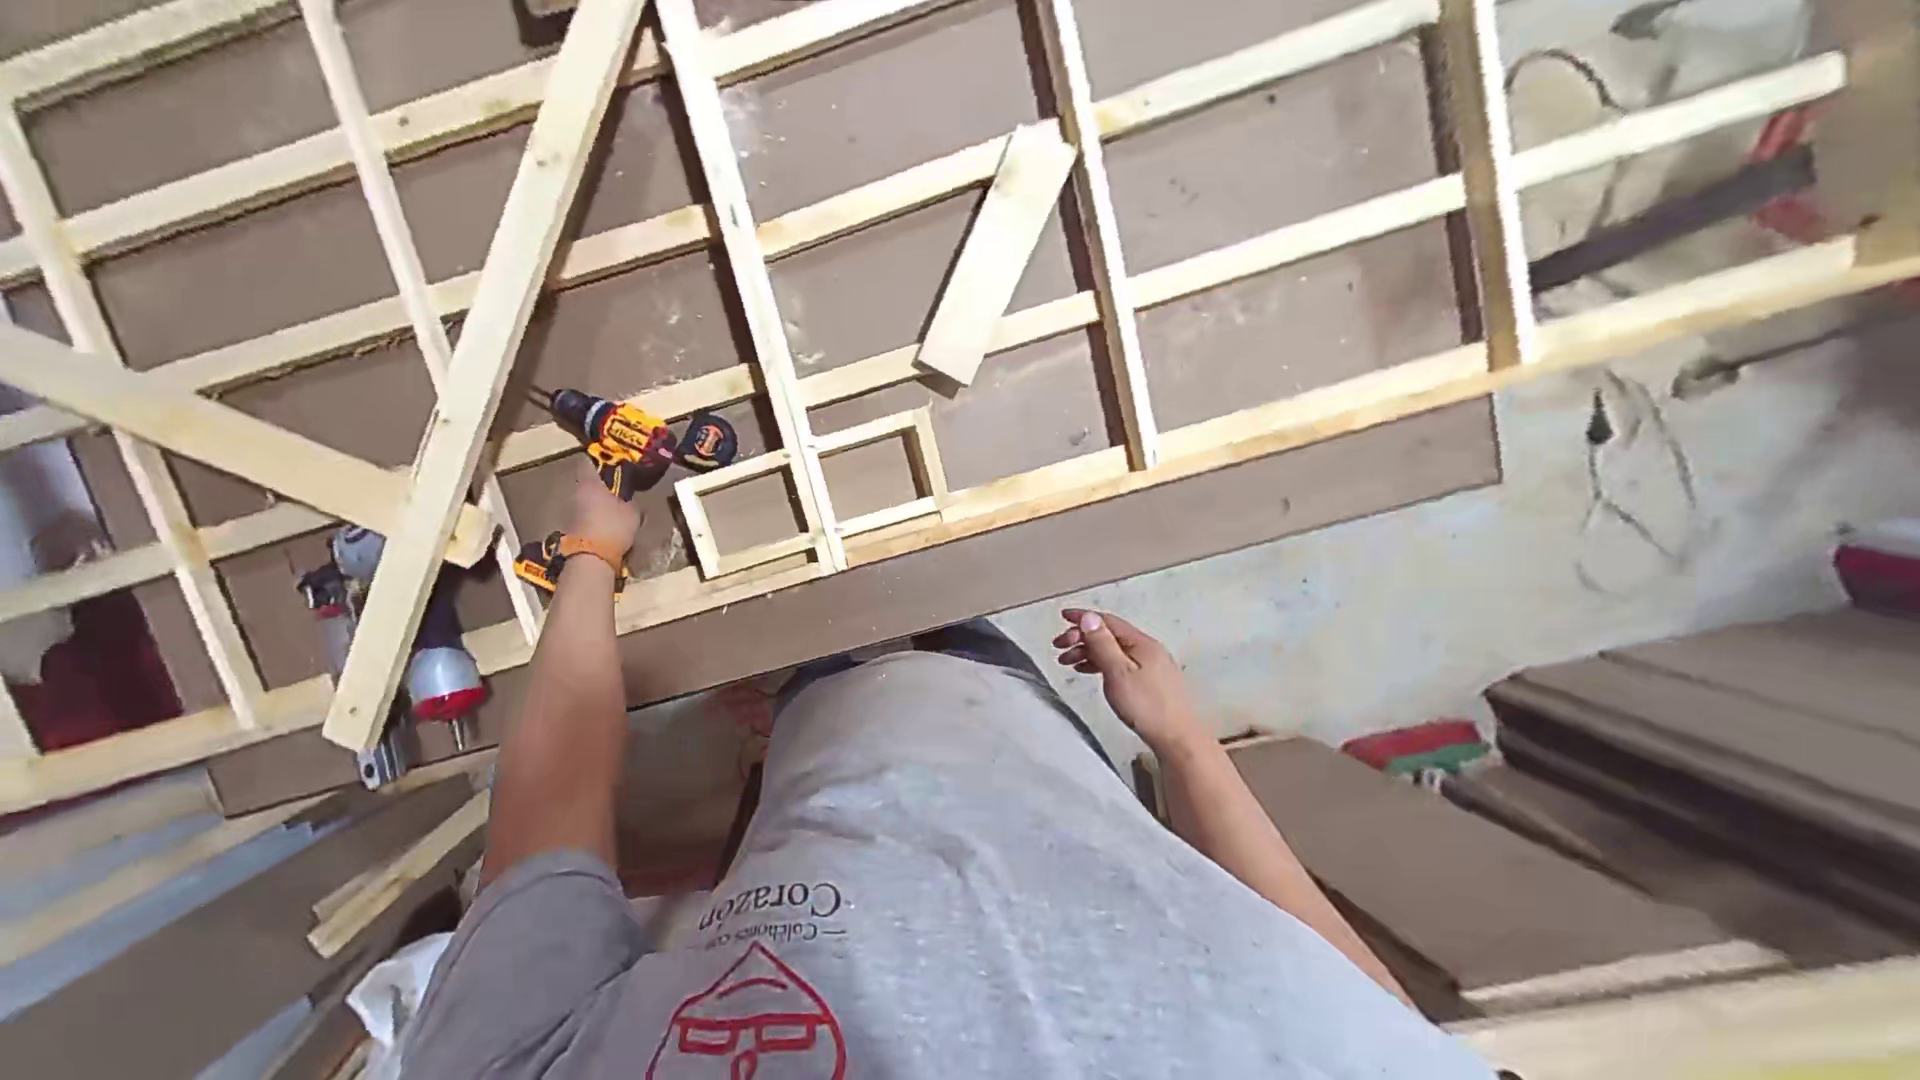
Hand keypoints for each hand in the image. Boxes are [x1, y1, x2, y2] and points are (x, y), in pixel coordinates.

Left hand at [566, 457, 642, 556]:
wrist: (591, 557)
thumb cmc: (613, 527)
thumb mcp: (633, 512)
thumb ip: (631, 501)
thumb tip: (630, 499)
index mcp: (590, 484)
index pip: (588, 463)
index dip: (600, 461)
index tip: (612, 462)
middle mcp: (576, 493)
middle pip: (588, 482)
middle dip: (601, 484)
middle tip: (618, 486)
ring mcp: (571, 511)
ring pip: (586, 499)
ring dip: (598, 501)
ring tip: (615, 506)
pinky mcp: (572, 527)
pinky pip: (586, 514)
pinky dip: (596, 515)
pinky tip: (608, 522)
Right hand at [1053, 609, 1205, 753]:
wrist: (1178, 739)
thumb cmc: (1148, 708)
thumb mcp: (1118, 673)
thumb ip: (1102, 644)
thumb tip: (1089, 617)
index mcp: (1141, 643)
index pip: (1107, 621)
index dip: (1083, 617)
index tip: (1064, 616)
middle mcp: (1147, 649)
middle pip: (1109, 634)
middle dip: (1081, 637)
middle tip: (1060, 646)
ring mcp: (1150, 665)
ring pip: (1113, 650)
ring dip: (1088, 651)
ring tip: (1068, 661)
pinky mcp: (1150, 681)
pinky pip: (1119, 663)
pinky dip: (1100, 663)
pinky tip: (1090, 671)